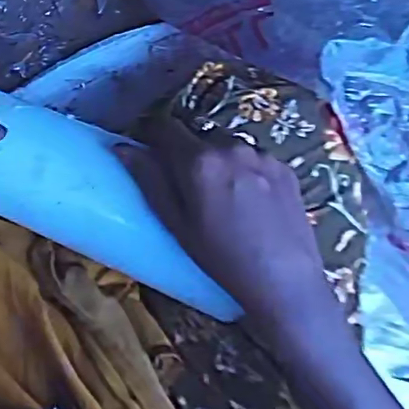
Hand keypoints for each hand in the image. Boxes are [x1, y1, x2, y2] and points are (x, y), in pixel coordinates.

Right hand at [118, 117, 346, 349]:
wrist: (285, 282)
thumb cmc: (221, 258)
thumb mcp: (176, 224)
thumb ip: (149, 180)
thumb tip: (123, 147)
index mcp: (200, 160)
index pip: (166, 126)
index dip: (153, 135)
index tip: (149, 152)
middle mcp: (232, 147)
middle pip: (198, 136)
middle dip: (187, 152)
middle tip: (187, 186)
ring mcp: (263, 155)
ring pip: (227, 146)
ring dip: (217, 160)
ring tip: (222, 197)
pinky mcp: (285, 167)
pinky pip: (253, 158)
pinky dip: (244, 170)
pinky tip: (249, 202)